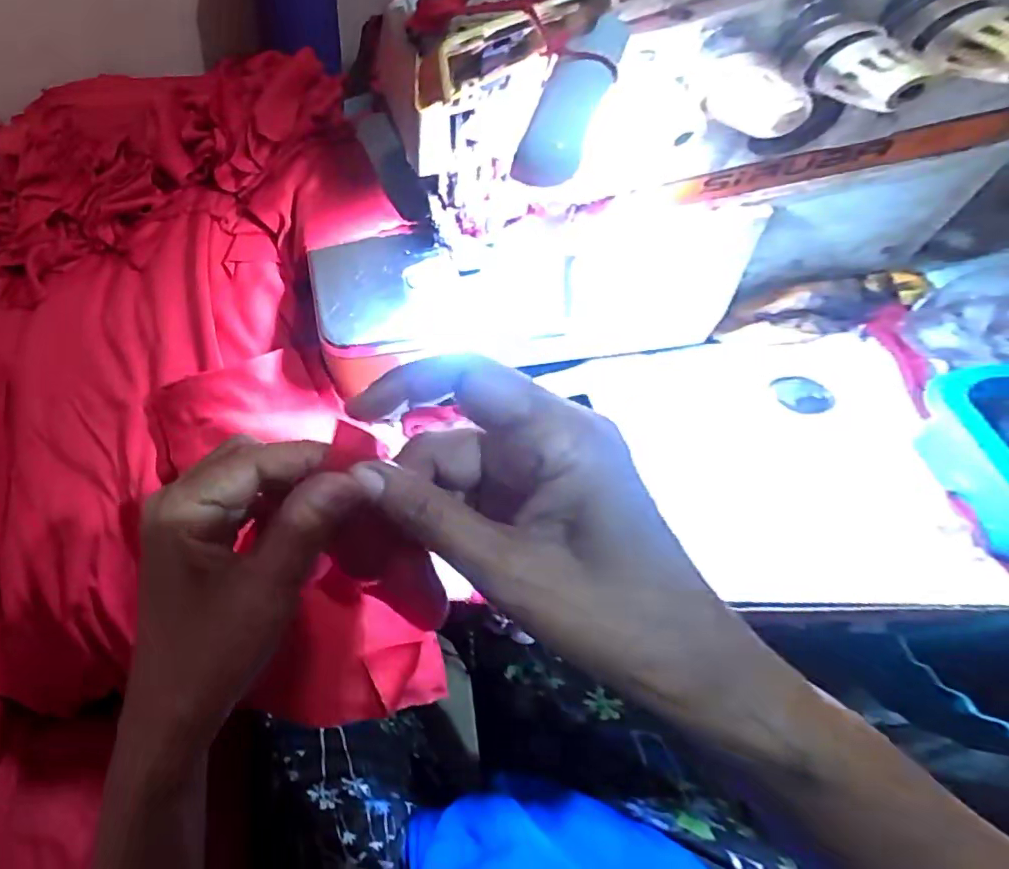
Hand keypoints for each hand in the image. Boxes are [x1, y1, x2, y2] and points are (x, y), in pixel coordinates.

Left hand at [125, 435, 367, 751]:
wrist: (174, 705)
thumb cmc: (218, 652)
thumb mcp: (268, 588)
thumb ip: (305, 526)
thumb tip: (352, 478)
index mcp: (182, 504)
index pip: (252, 459)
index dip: (308, 457)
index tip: (363, 464)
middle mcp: (171, 495)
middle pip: (242, 459)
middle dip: (296, 466)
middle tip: (350, 484)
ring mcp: (174, 511)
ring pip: (237, 475)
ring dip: (283, 482)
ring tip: (333, 498)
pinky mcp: (184, 529)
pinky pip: (229, 498)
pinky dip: (264, 501)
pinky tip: (298, 516)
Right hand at [341, 355, 777, 730]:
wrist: (692, 674)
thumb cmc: (612, 616)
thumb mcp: (505, 567)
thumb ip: (426, 514)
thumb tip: (356, 473)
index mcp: (558, 435)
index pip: (467, 374)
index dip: (405, 382)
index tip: (358, 416)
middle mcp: (547, 437)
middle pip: (449, 433)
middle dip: (410, 477)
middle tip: (380, 526)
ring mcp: (540, 466)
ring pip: (451, 464)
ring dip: (422, 502)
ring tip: (404, 548)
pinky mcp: (534, 493)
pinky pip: (468, 487)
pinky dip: (440, 513)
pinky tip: (427, 547)